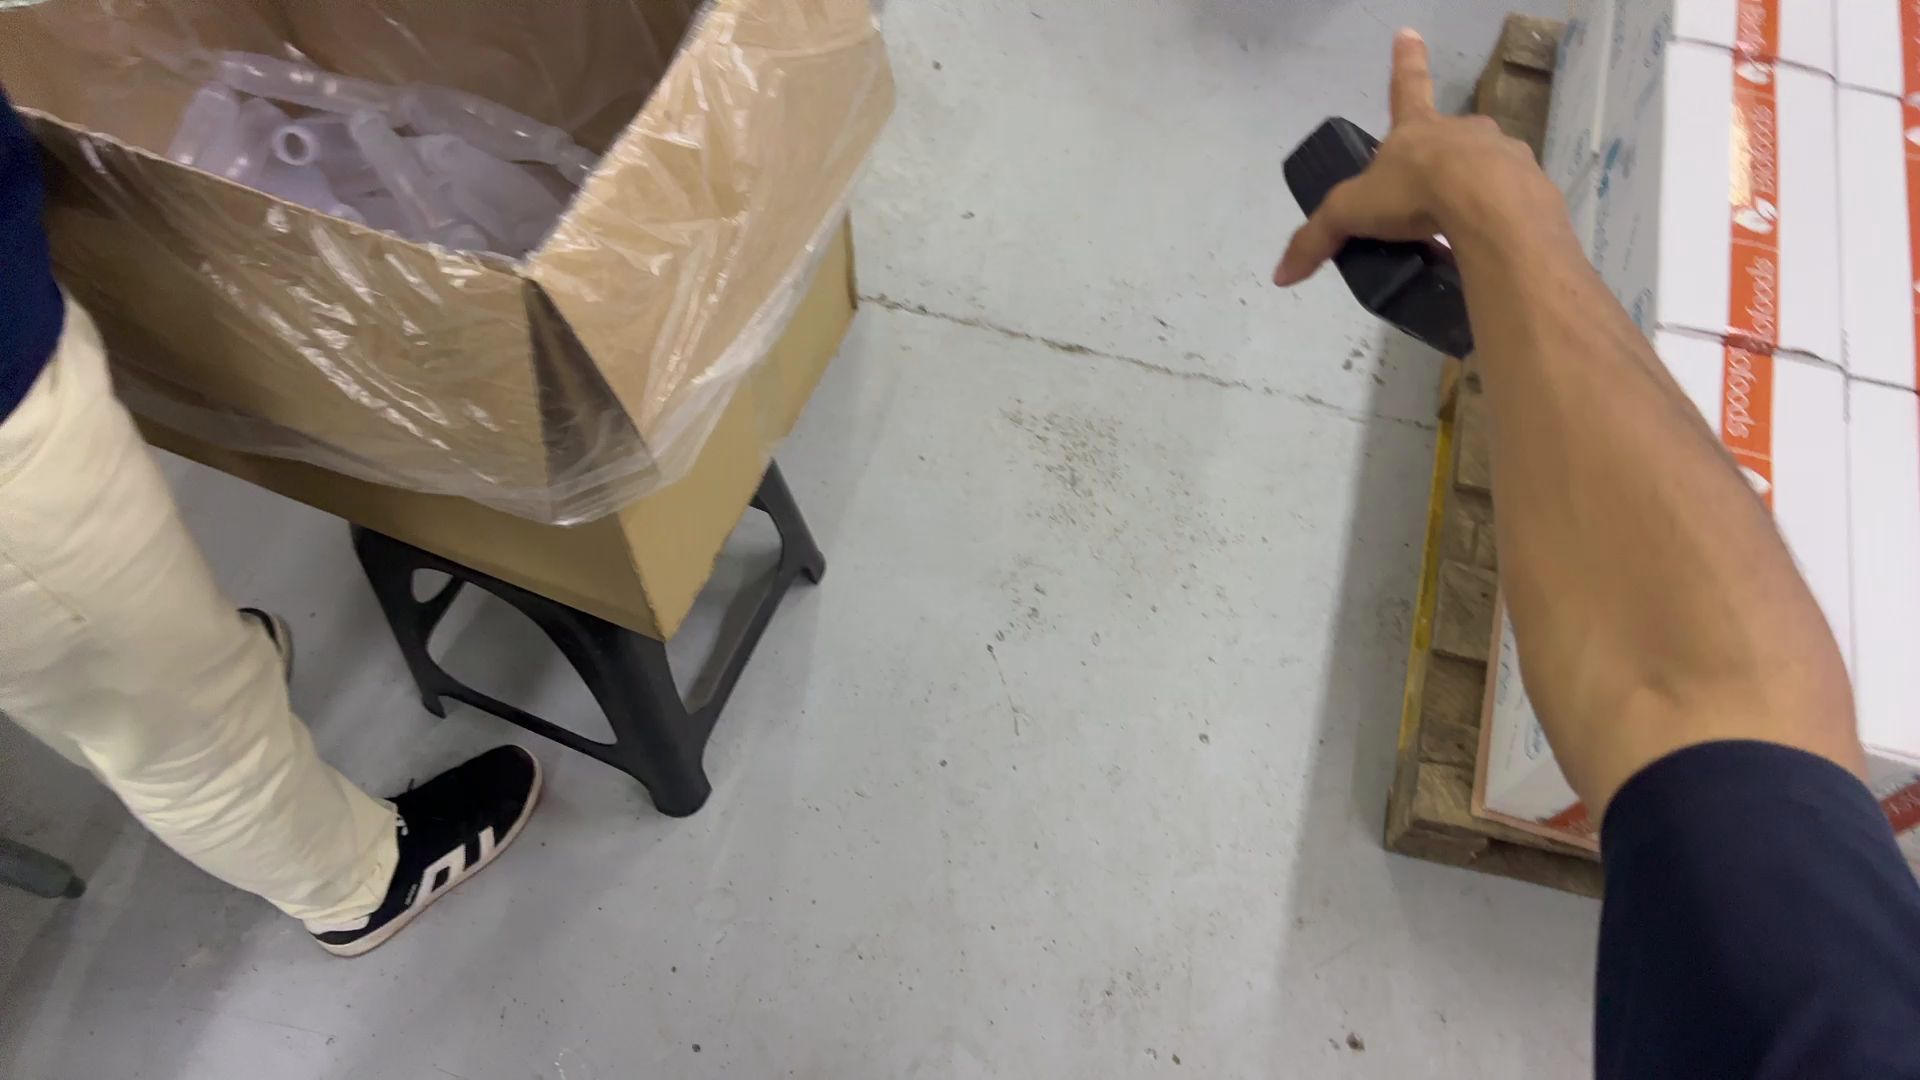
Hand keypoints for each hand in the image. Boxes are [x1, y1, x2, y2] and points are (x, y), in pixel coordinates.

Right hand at [1273, 29, 1554, 286]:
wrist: (1486, 201)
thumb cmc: (1412, 190)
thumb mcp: (1347, 214)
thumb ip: (1314, 240)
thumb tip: (1281, 275)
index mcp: (1415, 128)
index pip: (1405, 86)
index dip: (1404, 62)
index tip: (1408, 33)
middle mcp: (1459, 130)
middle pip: (1440, 139)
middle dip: (1429, 162)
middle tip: (1415, 195)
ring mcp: (1496, 152)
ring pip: (1473, 169)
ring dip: (1457, 193)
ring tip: (1440, 230)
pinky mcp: (1522, 183)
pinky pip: (1497, 200)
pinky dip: (1481, 218)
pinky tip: (1468, 243)